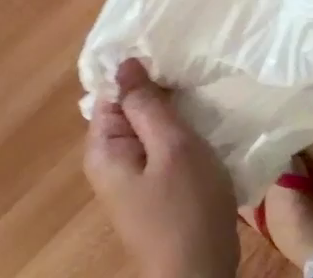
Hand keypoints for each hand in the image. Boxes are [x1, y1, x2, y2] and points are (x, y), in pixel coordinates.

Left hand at [85, 59, 238, 277]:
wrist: (199, 273)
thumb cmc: (186, 207)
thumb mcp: (174, 146)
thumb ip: (148, 105)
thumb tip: (126, 64)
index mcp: (105, 150)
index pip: (113, 92)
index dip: (143, 72)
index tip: (178, 57)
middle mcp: (110, 161)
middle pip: (132, 109)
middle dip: (162, 90)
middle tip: (197, 72)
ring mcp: (132, 178)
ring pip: (151, 127)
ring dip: (176, 110)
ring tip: (206, 91)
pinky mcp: (154, 188)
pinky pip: (163, 146)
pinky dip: (182, 132)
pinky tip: (207, 124)